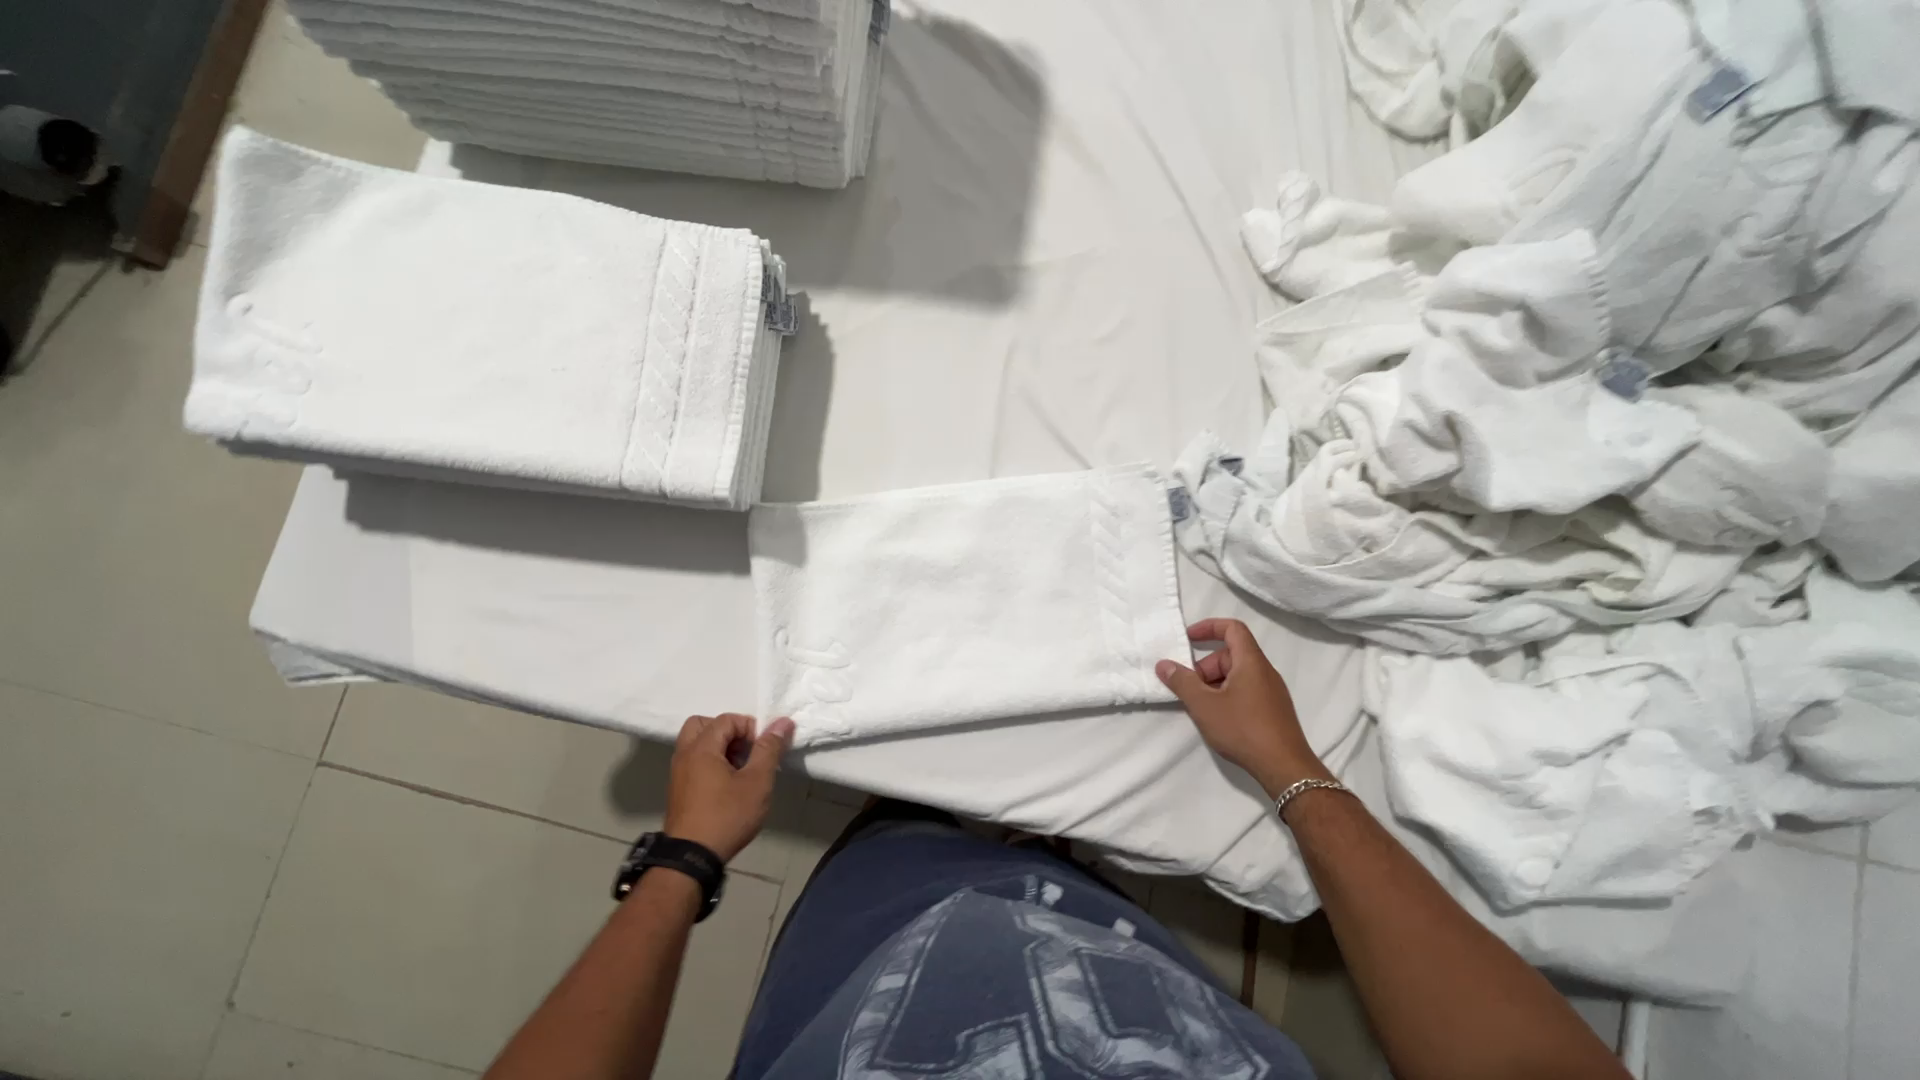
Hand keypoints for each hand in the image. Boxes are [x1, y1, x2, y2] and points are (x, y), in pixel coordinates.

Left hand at [663, 713, 794, 862]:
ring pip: (697, 744)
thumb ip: (769, 749)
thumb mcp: (757, 782)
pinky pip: (693, 761)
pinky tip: (728, 785)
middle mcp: (684, 754)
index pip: (727, 719)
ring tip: (741, 769)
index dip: (750, 727)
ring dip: (720, 747)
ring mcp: (678, 773)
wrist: (691, 858)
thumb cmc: (727, 816)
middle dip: (729, 731)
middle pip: (703, 725)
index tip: (763, 749)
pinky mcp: (678, 790)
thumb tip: (782, 722)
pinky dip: (711, 762)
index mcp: (701, 748)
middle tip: (746, 751)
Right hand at [1156, 618, 1332, 796]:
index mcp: (1251, 662)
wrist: (1284, 767)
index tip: (1188, 638)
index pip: (1233, 629)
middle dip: (1205, 666)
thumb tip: (1164, 664)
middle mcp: (1265, 671)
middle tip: (1189, 689)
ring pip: (1238, 675)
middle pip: (1231, 655)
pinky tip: (1219, 719)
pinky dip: (1227, 695)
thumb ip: (1182, 682)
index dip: (1209, 627)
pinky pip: (1246, 690)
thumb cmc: (1243, 729)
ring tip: (1201, 707)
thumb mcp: (1204, 705)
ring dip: (1214, 683)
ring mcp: (1272, 692)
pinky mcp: (1274, 710)